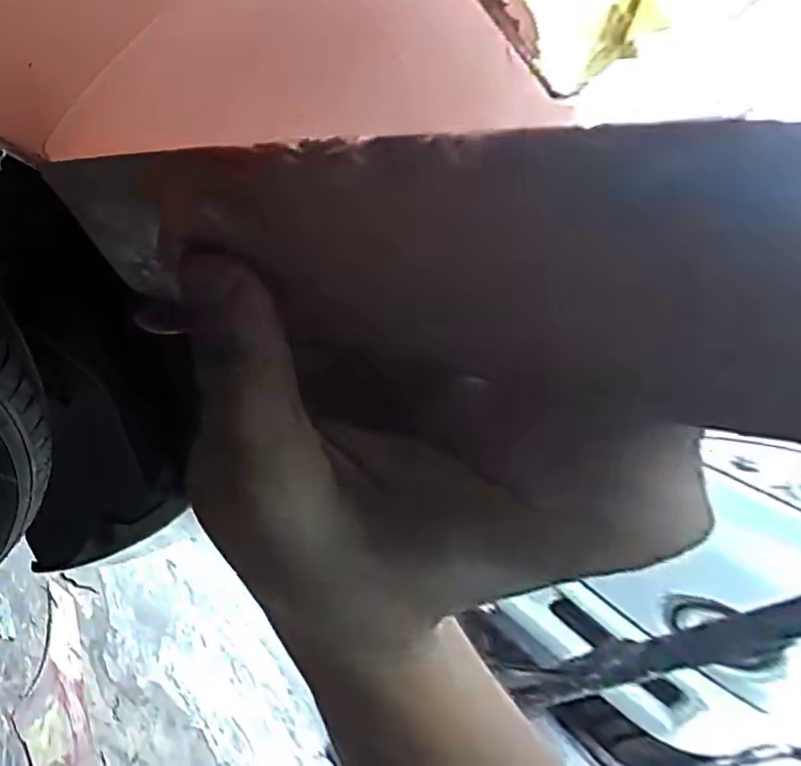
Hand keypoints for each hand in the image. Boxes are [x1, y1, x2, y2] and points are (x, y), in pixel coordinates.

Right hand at [175, 255, 710, 668]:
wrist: (326, 593)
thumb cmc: (311, 565)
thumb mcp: (261, 478)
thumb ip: (243, 370)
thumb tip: (205, 258)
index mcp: (594, 477)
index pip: (593, 320)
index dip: (487, 248)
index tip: (360, 207)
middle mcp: (592, 418)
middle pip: (515, 282)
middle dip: (391, 239)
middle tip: (272, 208)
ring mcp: (527, 383)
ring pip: (450, 275)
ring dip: (344, 254)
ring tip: (244, 234)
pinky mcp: (461, 361)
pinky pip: (407, 292)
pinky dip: (328, 281)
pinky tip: (250, 276)